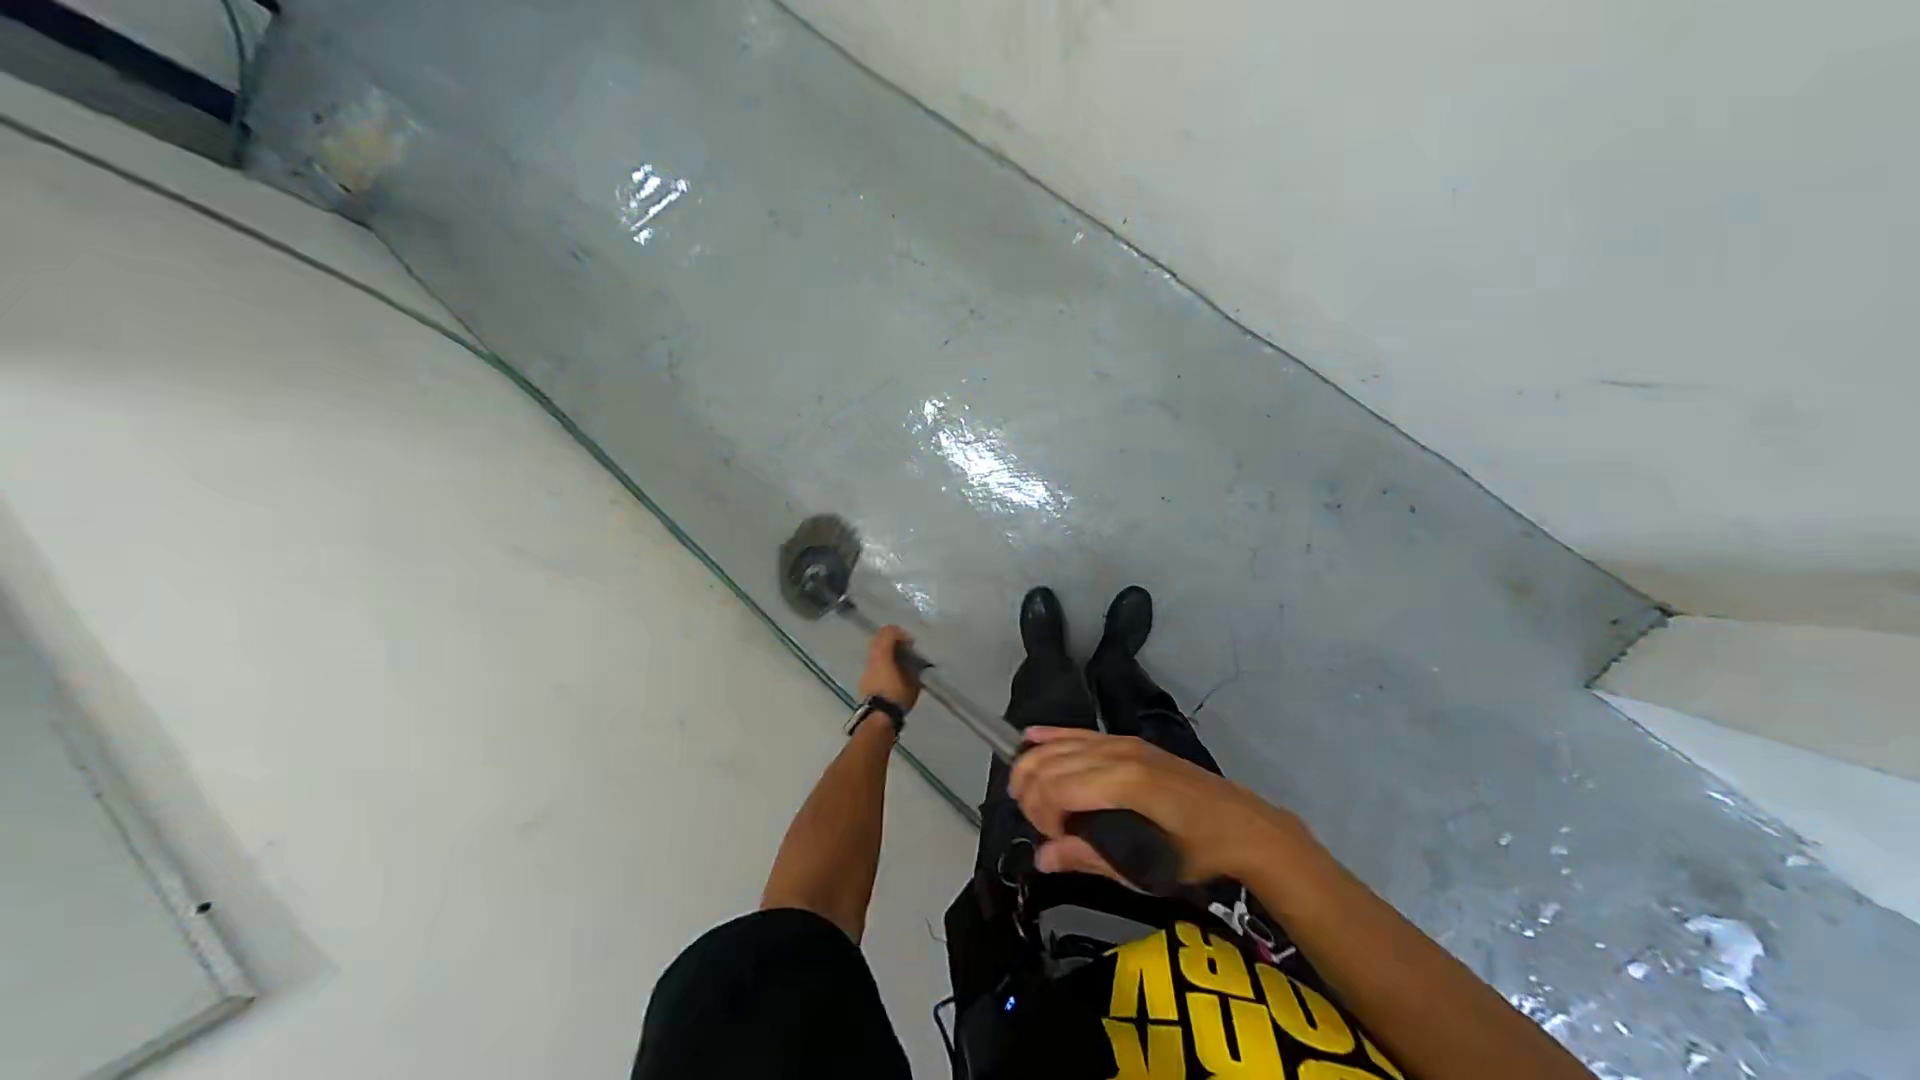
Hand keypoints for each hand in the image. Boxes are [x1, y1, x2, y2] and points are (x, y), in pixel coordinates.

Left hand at [856, 625, 921, 712]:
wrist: (878, 717)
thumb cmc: (897, 696)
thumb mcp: (913, 682)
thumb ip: (915, 669)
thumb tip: (917, 664)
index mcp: (883, 654)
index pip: (888, 632)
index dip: (900, 633)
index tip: (910, 644)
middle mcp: (871, 658)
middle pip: (879, 640)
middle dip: (892, 642)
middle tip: (905, 651)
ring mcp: (865, 670)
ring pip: (875, 653)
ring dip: (887, 654)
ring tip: (900, 666)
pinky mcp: (864, 680)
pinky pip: (874, 665)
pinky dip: (883, 665)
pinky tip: (892, 677)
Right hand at [1009, 727, 1305, 882]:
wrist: (1242, 826)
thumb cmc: (1195, 852)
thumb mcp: (1146, 867)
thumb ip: (1089, 857)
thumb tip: (1043, 858)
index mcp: (1125, 784)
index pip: (1058, 788)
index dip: (1042, 815)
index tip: (1052, 841)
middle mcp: (1119, 754)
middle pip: (1052, 763)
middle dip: (1032, 792)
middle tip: (1036, 823)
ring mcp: (1122, 743)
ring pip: (1060, 745)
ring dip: (1034, 765)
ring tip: (1023, 793)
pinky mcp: (1127, 741)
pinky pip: (1080, 733)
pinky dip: (1052, 736)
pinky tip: (1030, 737)